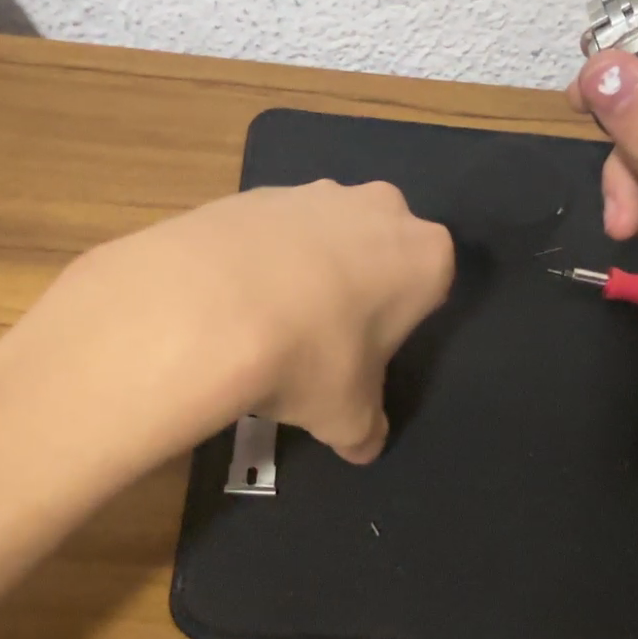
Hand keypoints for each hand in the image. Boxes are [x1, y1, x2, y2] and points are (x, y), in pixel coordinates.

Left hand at [69, 180, 453, 462]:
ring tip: (269, 319)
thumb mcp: (348, 415)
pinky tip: (232, 298)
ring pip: (324, 233)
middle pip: (379, 249)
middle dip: (359, 285)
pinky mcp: (254, 191)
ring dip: (307, 268)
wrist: (208, 307)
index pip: (430, 286)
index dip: (399, 322)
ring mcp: (313, 191)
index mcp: (424, 255)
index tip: (369, 350)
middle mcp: (379, 208)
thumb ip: (367, 431)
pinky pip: (270, 231)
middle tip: (324, 335)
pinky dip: (259, 259)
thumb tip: (364, 447)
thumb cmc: (310, 356)